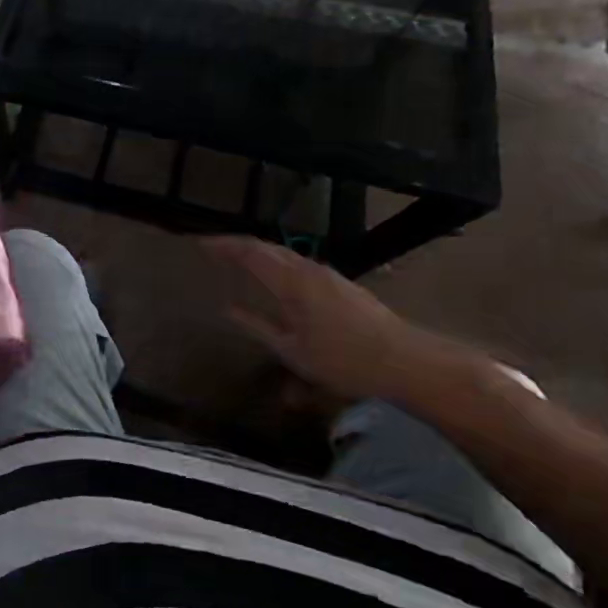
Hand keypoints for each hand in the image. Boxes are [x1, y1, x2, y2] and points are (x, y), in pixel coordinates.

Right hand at [207, 236, 480, 402]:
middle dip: (237, 245)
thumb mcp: (292, 350)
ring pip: (285, 253)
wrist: (407, 363)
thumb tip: (228, 309)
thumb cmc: (343, 360)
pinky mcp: (341, 284)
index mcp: (291, 281)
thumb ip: (257, 326)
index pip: (249, 251)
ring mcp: (328, 274)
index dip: (223, 244)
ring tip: (239, 261)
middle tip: (214, 250)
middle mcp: (308, 269)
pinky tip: (275, 279)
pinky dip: (277, 263)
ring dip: (259, 253)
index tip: (200, 243)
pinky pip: (298, 263)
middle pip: (267, 247)